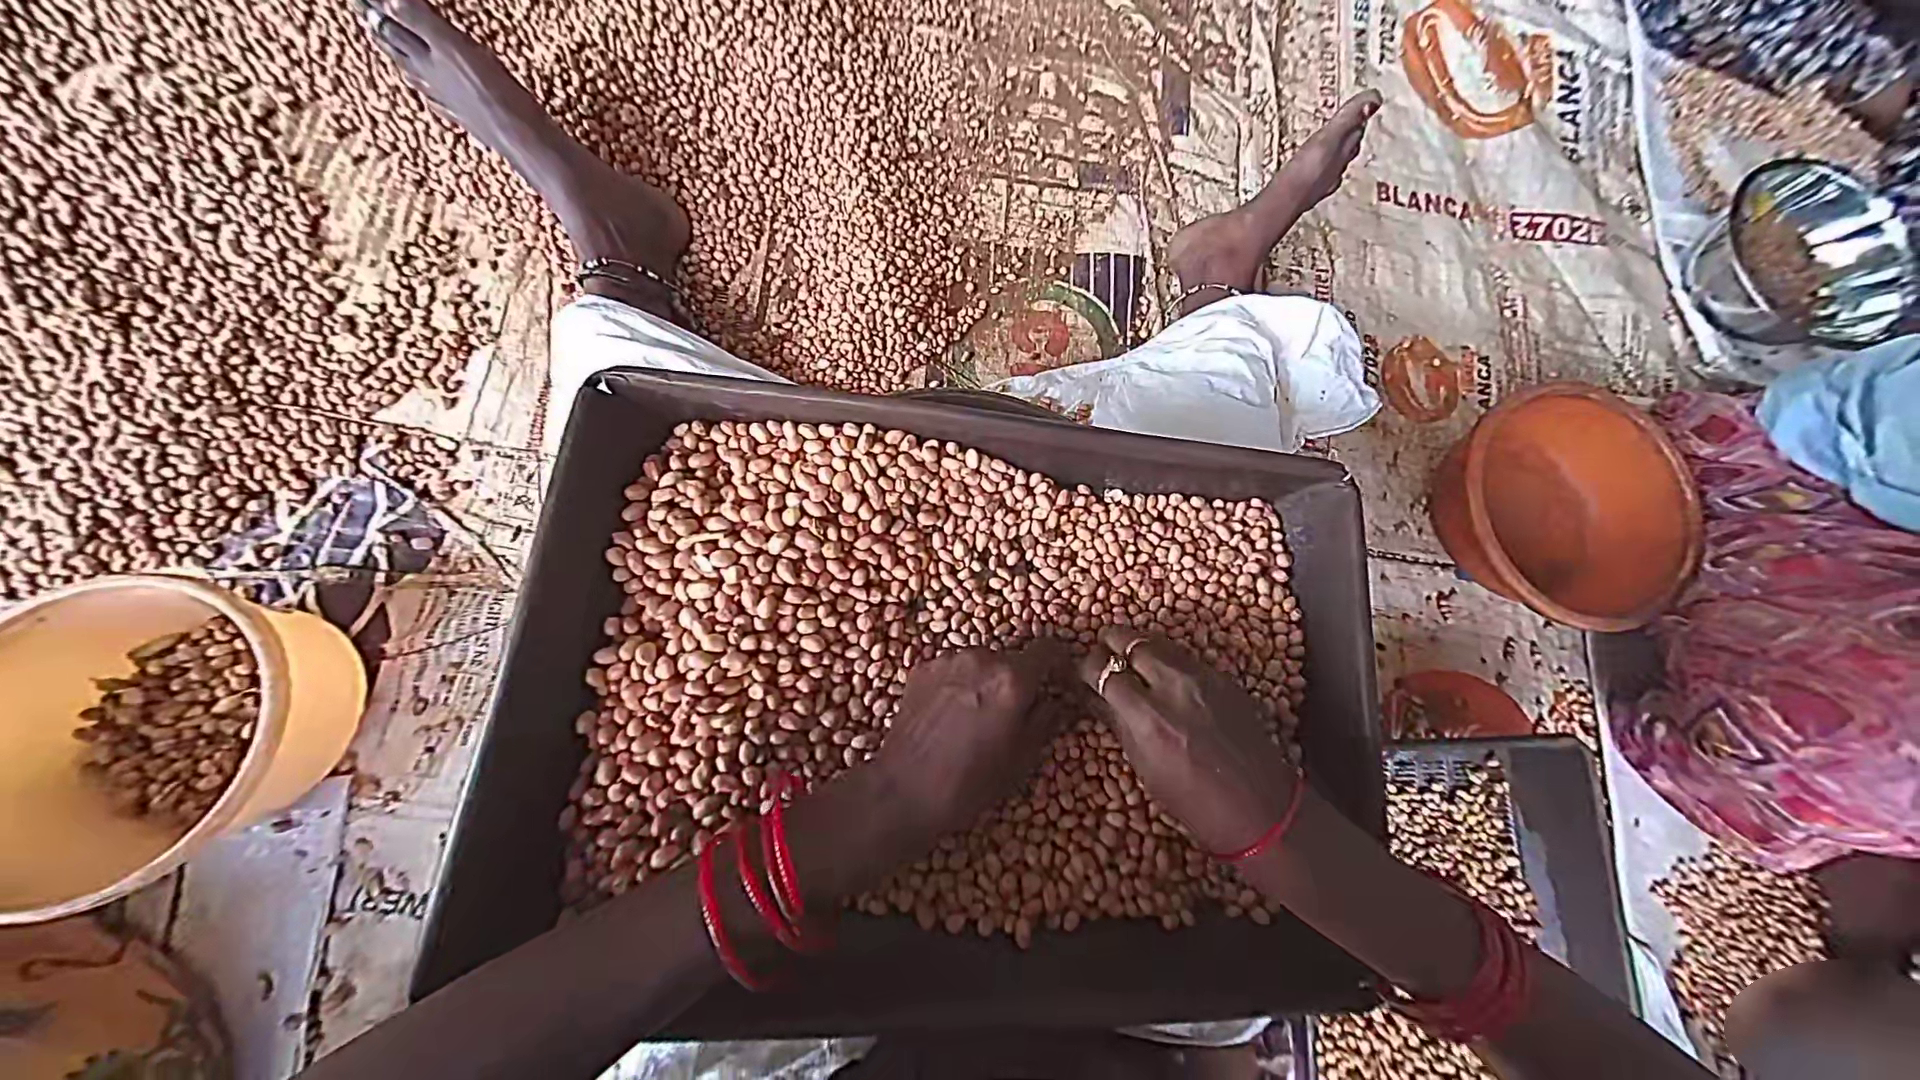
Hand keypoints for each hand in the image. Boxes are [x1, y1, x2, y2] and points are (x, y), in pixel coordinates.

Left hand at [869, 641, 1066, 841]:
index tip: (1060, 679)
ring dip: (985, 682)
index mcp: (1012, 680)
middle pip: (1011, 659)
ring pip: (979, 663)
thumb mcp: (1021, 759)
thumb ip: (1044, 720)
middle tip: (1011, 715)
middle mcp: (980, 659)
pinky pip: (952, 670)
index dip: (1059, 663)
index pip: (1048, 650)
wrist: (905, 790)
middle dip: (1017, 681)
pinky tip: (950, 716)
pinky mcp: (921, 669)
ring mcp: (947, 661)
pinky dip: (958, 685)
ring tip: (975, 720)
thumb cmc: (970, 782)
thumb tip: (1055, 701)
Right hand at [1076, 627, 1297, 854]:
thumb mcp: (1143, 764)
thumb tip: (1094, 694)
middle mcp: (1174, 687)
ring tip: (1127, 659)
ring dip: (1137, 646)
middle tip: (1103, 655)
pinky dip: (1166, 659)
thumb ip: (1117, 721)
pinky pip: (1184, 656)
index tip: (1083, 671)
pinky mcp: (1223, 678)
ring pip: (1158, 641)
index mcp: (1148, 716)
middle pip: (1130, 641)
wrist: (1259, 808)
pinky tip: (1161, 675)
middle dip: (1110, 644)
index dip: (1087, 666)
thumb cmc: (1193, 800)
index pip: (1103, 670)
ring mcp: (1203, 679)